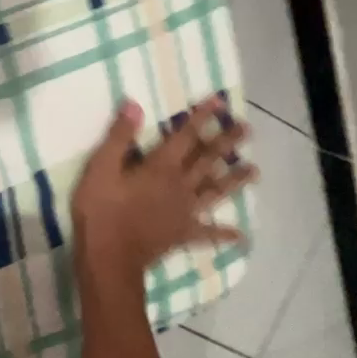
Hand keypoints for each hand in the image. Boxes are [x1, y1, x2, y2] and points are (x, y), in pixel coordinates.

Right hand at [71, 97, 257, 273]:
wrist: (109, 256)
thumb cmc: (101, 208)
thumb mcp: (101, 167)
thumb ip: (119, 136)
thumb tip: (135, 104)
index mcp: (161, 167)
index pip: (185, 136)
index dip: (201, 117)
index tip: (218, 101)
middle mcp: (180, 186)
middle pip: (208, 161)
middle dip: (226, 142)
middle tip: (247, 129)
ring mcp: (185, 212)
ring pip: (215, 192)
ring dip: (235, 180)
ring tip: (255, 171)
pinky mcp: (182, 234)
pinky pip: (208, 233)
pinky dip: (224, 234)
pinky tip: (240, 236)